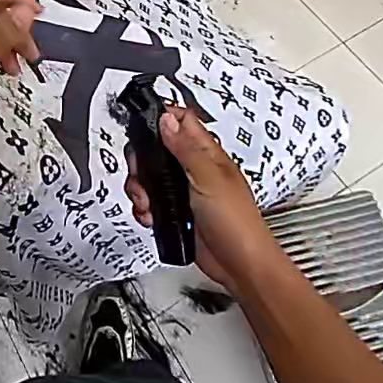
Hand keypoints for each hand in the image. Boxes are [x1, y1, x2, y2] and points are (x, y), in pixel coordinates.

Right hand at [125, 106, 278, 290]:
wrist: (240, 266)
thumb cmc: (238, 223)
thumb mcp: (209, 179)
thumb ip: (186, 149)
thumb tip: (167, 120)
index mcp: (207, 153)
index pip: (182, 121)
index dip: (163, 117)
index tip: (143, 125)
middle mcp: (195, 169)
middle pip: (158, 149)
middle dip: (143, 159)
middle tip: (142, 172)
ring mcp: (186, 191)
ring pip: (152, 177)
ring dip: (141, 187)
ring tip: (147, 200)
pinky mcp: (178, 212)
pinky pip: (153, 202)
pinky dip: (145, 207)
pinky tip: (151, 215)